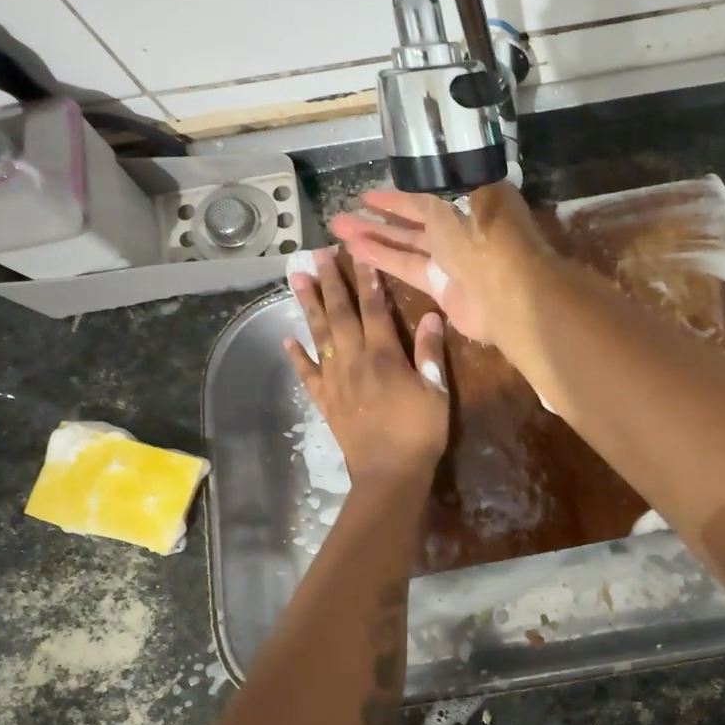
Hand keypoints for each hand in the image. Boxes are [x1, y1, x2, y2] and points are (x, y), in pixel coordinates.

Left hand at [283, 248, 447, 484]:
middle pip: (340, 314)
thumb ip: (430, 352)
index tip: (359, 254)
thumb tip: (432, 315)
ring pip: (319, 335)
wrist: (389, 472)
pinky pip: (307, 373)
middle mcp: (355, 360)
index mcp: (385, 355)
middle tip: (317, 253)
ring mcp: (336, 380)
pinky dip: (296, 355)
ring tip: (297, 278)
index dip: (367, 280)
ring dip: (308, 305)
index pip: (374, 308)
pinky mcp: (325, 400)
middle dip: (330, 282)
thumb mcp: (437, 391)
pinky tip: (287, 339)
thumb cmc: (420, 432)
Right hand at [329, 183, 558, 351]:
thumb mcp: (456, 197)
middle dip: (379, 217)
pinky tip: (353, 250)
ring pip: (406, 245)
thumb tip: (414, 186)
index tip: (368, 195)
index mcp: (470, 202)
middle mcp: (460, 231)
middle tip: (343, 212)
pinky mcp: (441, 289)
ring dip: (373, 237)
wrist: (506, 291)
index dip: (399, 196)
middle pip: (414, 221)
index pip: (428, 195)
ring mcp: (451, 262)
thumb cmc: (484, 234)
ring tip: (337, 229)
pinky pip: (406, 269)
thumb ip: (432, 193)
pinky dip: (381, 260)